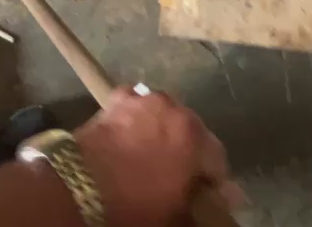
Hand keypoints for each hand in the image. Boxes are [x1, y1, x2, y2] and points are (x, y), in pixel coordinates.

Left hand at [72, 87, 242, 226]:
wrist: (80, 185)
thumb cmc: (135, 205)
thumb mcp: (176, 214)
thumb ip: (206, 203)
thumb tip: (231, 197)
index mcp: (194, 136)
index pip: (218, 159)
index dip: (213, 182)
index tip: (205, 197)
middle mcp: (173, 107)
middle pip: (192, 132)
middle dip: (190, 153)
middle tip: (179, 178)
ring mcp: (143, 98)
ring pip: (165, 116)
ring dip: (165, 133)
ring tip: (154, 157)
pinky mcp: (118, 97)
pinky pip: (138, 106)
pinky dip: (139, 119)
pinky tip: (132, 138)